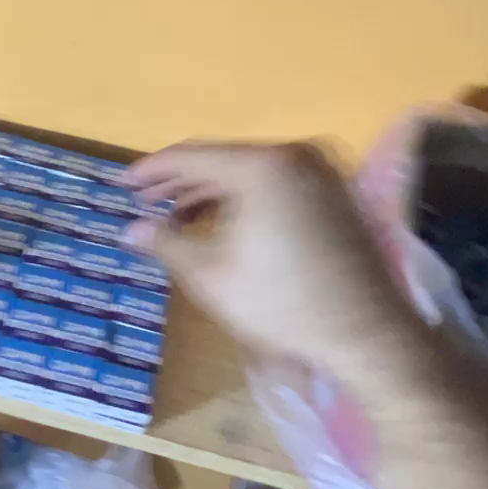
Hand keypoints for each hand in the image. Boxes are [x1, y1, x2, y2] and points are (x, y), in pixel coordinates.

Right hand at [122, 142, 431, 388]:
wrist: (365, 333)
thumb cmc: (279, 302)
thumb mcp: (209, 274)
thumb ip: (165, 242)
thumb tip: (130, 229)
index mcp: (262, 167)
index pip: (191, 156)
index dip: (151, 170)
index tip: (122, 185)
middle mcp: (295, 155)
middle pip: (221, 159)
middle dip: (178, 181)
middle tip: (142, 199)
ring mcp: (321, 173)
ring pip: (248, 171)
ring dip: (208, 191)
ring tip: (173, 215)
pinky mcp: (334, 194)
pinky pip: (274, 183)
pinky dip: (240, 197)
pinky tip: (217, 222)